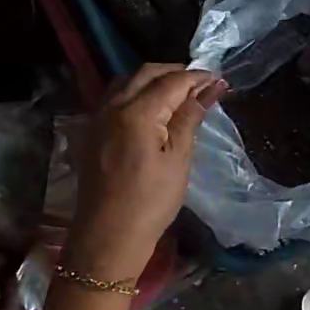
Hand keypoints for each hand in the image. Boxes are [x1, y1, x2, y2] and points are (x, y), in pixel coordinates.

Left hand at [65, 64, 224, 279]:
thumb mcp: (178, 159)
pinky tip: (150, 109)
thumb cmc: (150, 202)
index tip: (219, 80)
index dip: (196, 77)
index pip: (171, 81)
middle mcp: (112, 105)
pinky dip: (135, 93)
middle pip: (146, 73)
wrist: (108, 236)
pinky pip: (114, 98)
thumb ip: (190, 117)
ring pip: (126, 82)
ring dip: (153, 80)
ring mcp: (97, 117)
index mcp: (136, 112)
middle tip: (200, 84)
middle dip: (174, 73)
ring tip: (177, 94)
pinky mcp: (91, 131)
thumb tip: (210, 87)